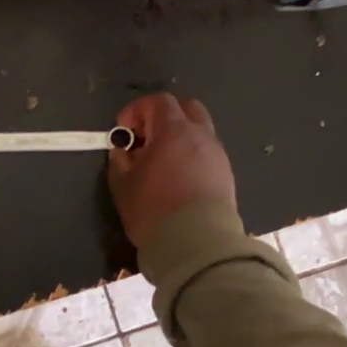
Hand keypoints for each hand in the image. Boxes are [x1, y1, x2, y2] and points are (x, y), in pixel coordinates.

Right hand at [107, 93, 236, 249]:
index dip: (137, 110)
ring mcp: (217, 154)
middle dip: (163, 116)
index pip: (158, 102)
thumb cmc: (154, 209)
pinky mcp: (226, 174)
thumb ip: (120, 161)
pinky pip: (206, 152)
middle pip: (186, 108)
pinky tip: (178, 177)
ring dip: (179, 136)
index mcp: (173, 131)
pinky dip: (191, 154)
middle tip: (145, 138)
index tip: (123, 130)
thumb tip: (124, 151)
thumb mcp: (123, 185)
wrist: (197, 244)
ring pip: (199, 130)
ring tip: (162, 161)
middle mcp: (200, 135)